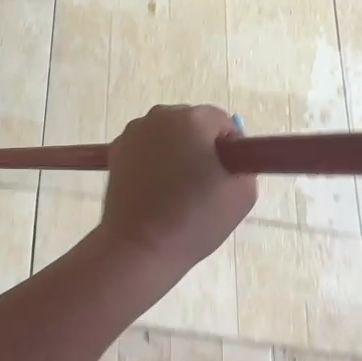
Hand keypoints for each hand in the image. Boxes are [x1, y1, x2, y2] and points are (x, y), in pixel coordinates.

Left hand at [98, 105, 255, 273]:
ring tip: (176, 190)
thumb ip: (245, 164)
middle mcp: (160, 116)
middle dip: (200, 146)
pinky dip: (152, 160)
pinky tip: (155, 189)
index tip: (226, 174)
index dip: (229, 147)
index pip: (221, 121)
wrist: (141, 244)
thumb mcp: (242, 194)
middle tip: (204, 183)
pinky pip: (145, 146)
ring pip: (166, 134)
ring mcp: (134, 130)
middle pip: (191, 123)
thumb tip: (231, 157)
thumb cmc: (195, 218)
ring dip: (175, 151)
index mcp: (192, 119)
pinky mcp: (116, 148)